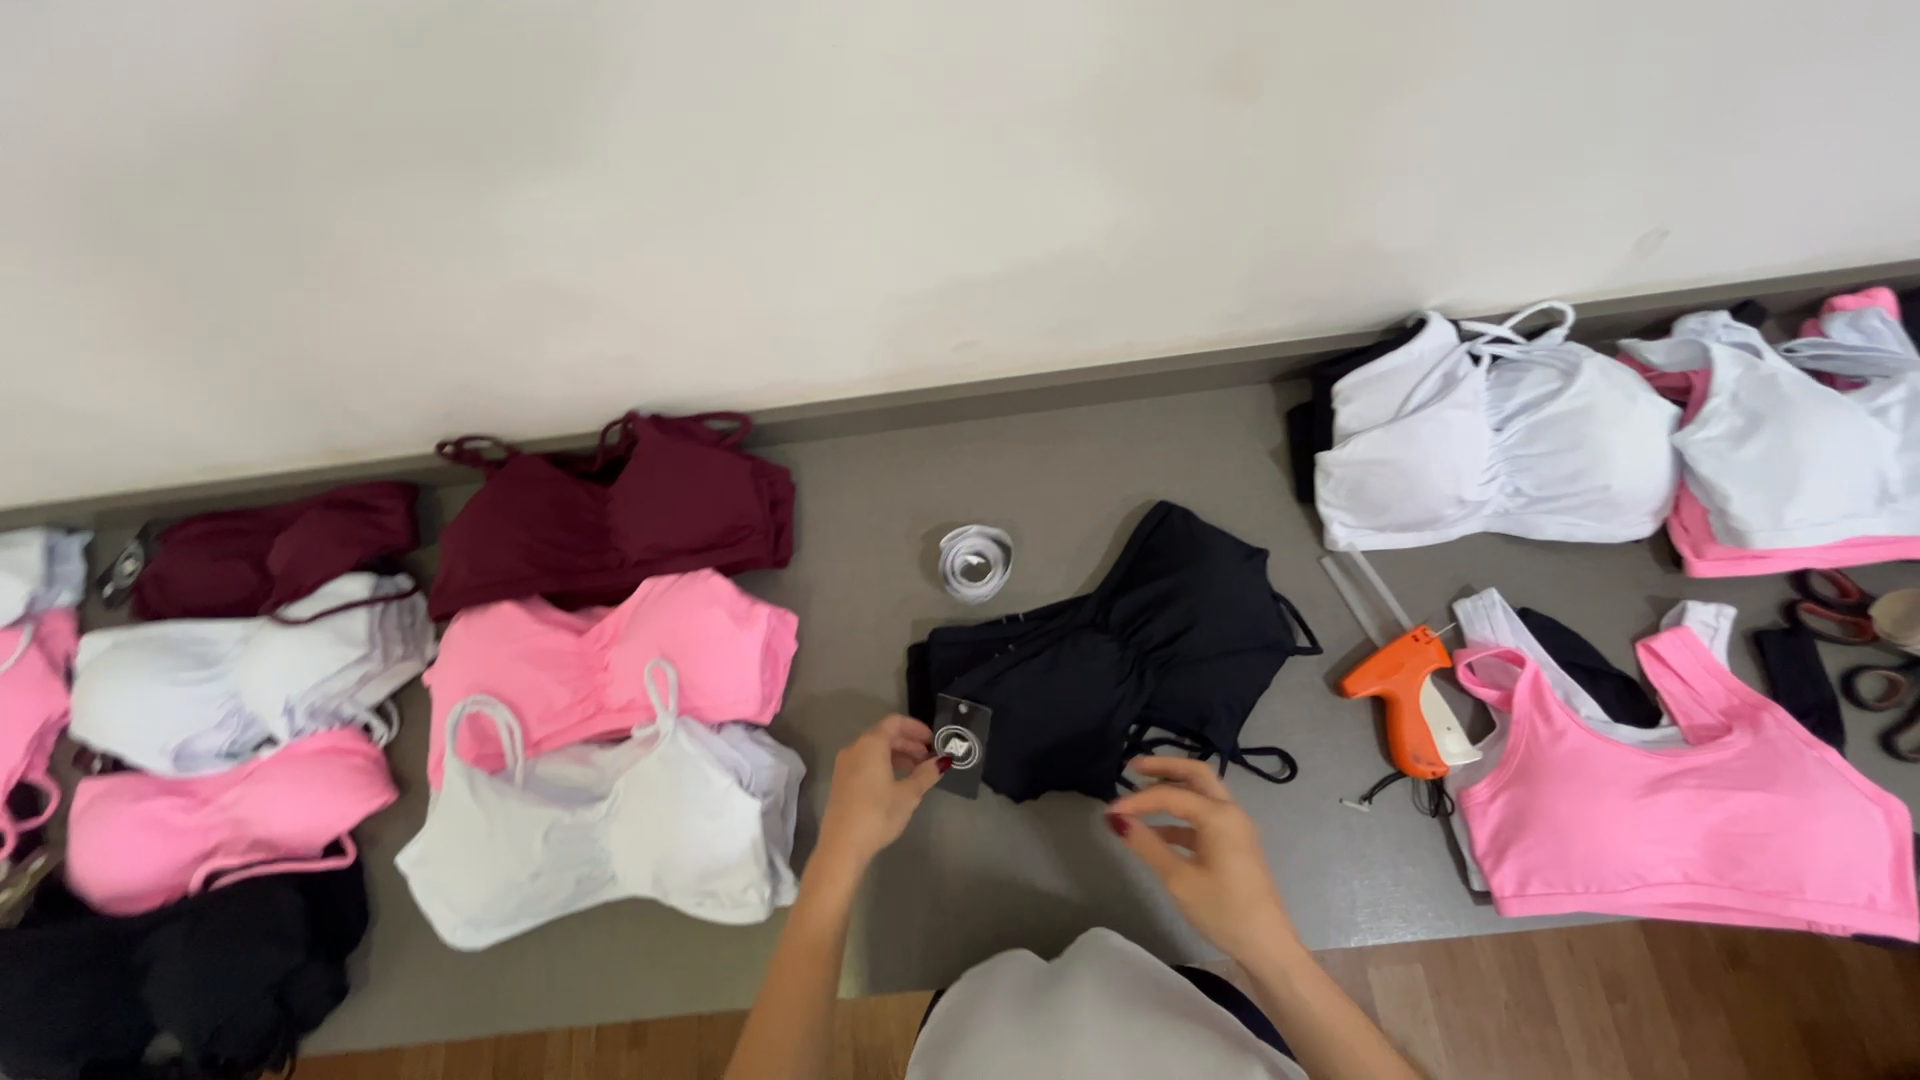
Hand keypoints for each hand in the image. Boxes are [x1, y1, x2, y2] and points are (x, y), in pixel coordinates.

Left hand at [813, 714, 947, 870]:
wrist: (842, 845)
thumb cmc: (878, 814)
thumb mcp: (908, 794)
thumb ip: (926, 774)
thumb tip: (942, 762)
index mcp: (871, 745)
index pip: (895, 722)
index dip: (916, 728)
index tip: (932, 741)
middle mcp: (855, 749)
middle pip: (884, 735)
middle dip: (909, 743)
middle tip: (928, 758)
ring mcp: (845, 765)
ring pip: (874, 750)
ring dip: (897, 755)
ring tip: (916, 771)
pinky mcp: (841, 781)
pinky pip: (866, 762)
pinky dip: (883, 764)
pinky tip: (896, 782)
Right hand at [1106, 756, 1298, 964]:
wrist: (1267, 945)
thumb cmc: (1223, 910)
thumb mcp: (1179, 879)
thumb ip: (1146, 845)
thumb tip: (1116, 819)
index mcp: (1218, 815)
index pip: (1170, 795)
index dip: (1136, 800)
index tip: (1110, 812)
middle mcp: (1231, 812)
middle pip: (1195, 774)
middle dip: (1164, 767)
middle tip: (1133, 767)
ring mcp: (1236, 827)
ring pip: (1202, 794)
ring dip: (1173, 789)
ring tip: (1141, 794)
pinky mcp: (1234, 844)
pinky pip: (1204, 817)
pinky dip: (1180, 816)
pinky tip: (1157, 832)